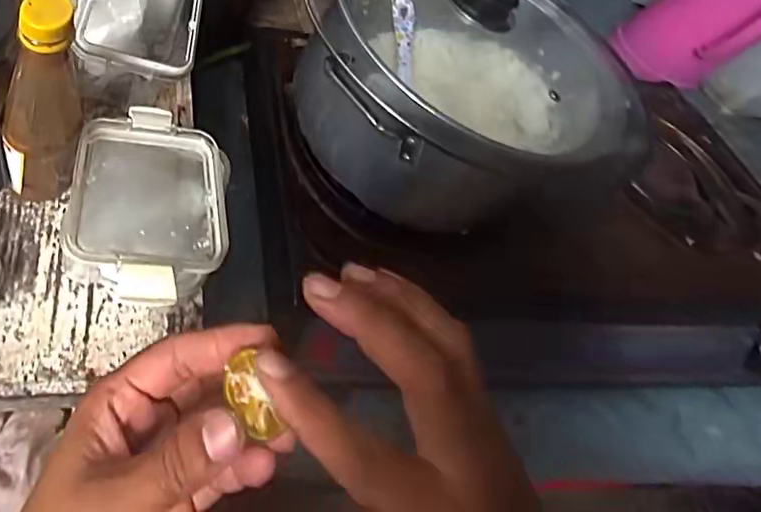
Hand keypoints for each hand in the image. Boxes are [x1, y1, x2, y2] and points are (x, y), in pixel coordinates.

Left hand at [23, 324, 292, 511]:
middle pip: (202, 388)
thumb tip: (231, 423)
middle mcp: (145, 423)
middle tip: (288, 384)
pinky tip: (265, 464)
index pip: (175, 358)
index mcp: (118, 404)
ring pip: (215, 428)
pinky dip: (242, 465)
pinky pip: (215, 469)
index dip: (221, 343)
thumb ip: (173, 463)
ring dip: (251, 426)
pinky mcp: (176, 496)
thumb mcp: (116, 500)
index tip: (265, 340)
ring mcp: (163, 460)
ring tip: (288, 428)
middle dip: (245, 385)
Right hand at [248, 263, 537, 511]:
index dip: (310, 408)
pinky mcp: (492, 409)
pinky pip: (459, 345)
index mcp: (430, 507)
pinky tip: (396, 295)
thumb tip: (294, 416)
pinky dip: (424, 309)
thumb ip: (351, 473)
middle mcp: (468, 456)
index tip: (268, 361)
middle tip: (317, 283)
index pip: (363, 454)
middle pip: (424, 371)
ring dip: (399, 300)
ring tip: (353, 273)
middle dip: (368, 318)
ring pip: (450, 344)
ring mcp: (488, 426)